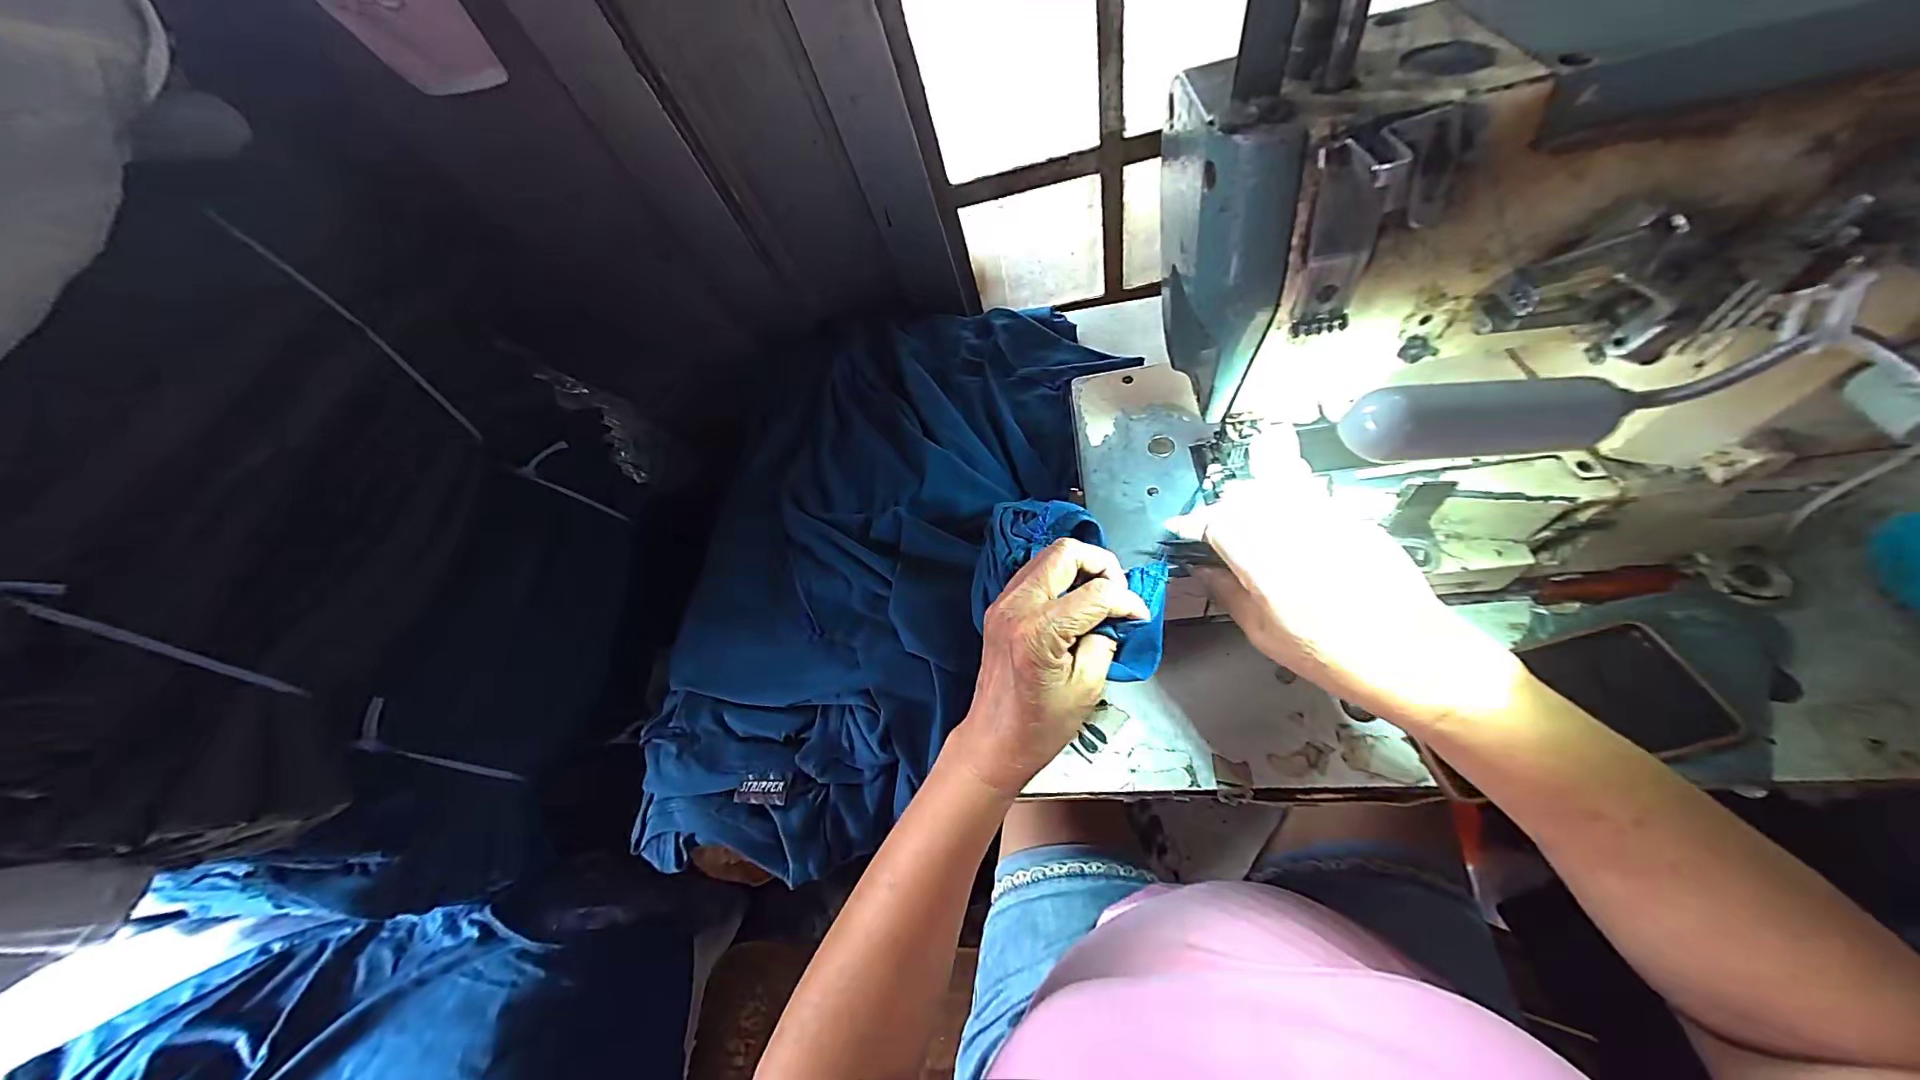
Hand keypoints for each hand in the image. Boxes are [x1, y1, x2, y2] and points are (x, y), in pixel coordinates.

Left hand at [949, 538, 1149, 796]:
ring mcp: (1003, 604)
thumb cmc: (1037, 726)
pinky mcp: (999, 608)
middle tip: (1118, 592)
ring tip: (1099, 596)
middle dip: (1101, 565)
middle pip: (1067, 552)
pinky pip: (1034, 573)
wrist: (994, 740)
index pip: (1096, 593)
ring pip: (1048, 556)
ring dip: (1079, 568)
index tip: (1137, 614)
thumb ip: (1105, 641)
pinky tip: (1074, 602)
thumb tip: (1116, 617)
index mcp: (1039, 632)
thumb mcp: (1087, 687)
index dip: (1126, 601)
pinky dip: (1060, 578)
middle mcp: (1016, 608)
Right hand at [1183, 437, 1524, 731]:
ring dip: (1256, 499)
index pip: (1213, 520)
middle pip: (1243, 494)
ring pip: (1277, 483)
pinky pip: (1311, 497)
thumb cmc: (1340, 655)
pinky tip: (1294, 532)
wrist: (1411, 656)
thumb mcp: (1264, 634)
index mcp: (1264, 561)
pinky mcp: (1354, 519)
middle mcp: (1295, 529)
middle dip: (1223, 509)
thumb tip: (1205, 573)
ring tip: (1254, 524)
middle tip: (1220, 535)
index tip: (1187, 533)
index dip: (1194, 525)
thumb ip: (1228, 594)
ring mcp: (1329, 518)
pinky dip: (1292, 504)